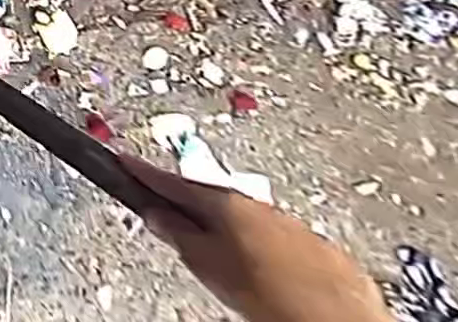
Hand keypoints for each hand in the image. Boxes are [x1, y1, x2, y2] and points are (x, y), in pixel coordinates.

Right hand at [121, 156, 389, 321]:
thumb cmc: (268, 296)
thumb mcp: (203, 263)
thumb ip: (175, 233)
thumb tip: (156, 215)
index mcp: (225, 202)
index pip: (170, 181)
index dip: (141, 171)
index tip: (122, 161)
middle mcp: (263, 208)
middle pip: (215, 200)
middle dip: (194, 207)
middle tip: (173, 218)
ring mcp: (303, 232)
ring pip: (254, 222)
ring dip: (234, 230)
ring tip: (225, 254)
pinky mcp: (335, 261)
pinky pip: (290, 244)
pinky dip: (270, 250)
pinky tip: (270, 270)